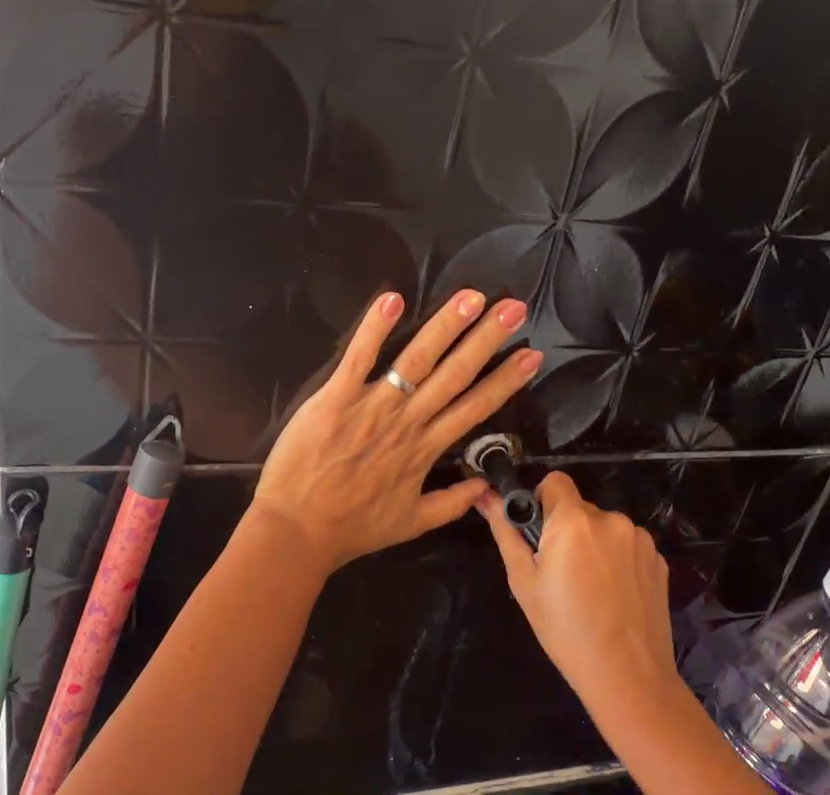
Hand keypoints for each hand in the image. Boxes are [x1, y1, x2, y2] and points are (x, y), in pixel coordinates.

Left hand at [253, 289, 542, 571]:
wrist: (298, 531)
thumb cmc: (352, 528)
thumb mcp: (411, 524)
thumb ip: (452, 503)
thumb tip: (487, 487)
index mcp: (426, 449)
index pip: (475, 407)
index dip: (506, 380)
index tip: (532, 354)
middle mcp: (407, 422)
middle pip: (455, 373)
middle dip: (487, 339)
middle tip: (513, 307)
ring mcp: (373, 407)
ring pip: (416, 360)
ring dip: (446, 326)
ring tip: (471, 297)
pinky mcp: (336, 398)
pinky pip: (359, 358)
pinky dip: (375, 329)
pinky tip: (392, 299)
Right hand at [480, 472, 682, 706]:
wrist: (628, 676)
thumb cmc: (564, 629)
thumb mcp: (524, 582)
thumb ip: (506, 532)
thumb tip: (486, 497)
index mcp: (574, 521)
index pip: (555, 481)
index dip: (542, 500)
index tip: (539, 533)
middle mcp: (610, 519)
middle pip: (579, 508)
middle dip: (567, 529)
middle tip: (560, 571)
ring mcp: (640, 540)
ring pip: (605, 528)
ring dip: (594, 544)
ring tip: (590, 588)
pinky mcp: (659, 560)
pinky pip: (628, 546)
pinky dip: (617, 560)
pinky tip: (614, 595)